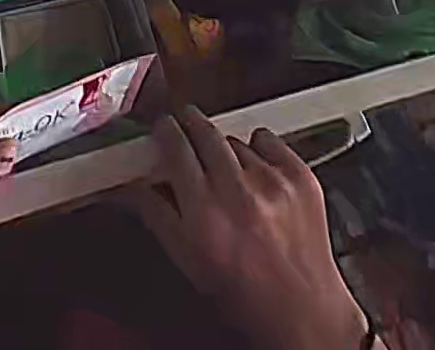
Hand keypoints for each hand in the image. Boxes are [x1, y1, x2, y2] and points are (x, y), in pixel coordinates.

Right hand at [131, 107, 368, 349]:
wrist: (302, 311)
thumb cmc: (244, 293)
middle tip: (186, 125)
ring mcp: (271, 181)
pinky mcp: (298, 175)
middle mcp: (236, 193)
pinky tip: (258, 175)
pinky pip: (267, 140)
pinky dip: (259, 151)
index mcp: (203, 216)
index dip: (165, 130)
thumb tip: (132, 182)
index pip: (175, 148)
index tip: (163, 127)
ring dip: (226, 150)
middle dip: (190, 123)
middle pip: (204, 131)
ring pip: (234, 139)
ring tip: (229, 177)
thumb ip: (156, 213)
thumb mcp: (187, 260)